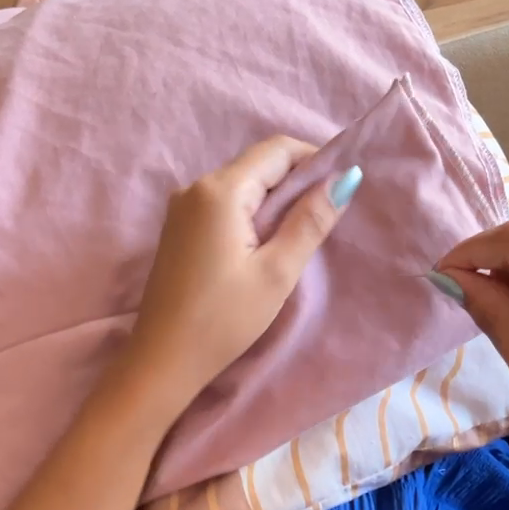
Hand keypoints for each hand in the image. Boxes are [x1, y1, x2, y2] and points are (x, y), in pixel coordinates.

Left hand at [127, 136, 357, 399]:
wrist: (162, 359)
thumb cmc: (223, 320)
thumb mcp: (276, 273)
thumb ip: (310, 221)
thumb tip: (346, 178)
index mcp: (220, 191)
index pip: (276, 150)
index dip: (314, 158)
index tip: (343, 184)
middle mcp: (195, 187)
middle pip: (257, 165)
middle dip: (296, 181)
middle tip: (326, 215)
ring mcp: (181, 208)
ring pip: (241, 185)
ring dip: (274, 200)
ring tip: (300, 233)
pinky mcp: (178, 230)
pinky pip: (223, 205)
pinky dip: (250, 214)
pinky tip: (264, 245)